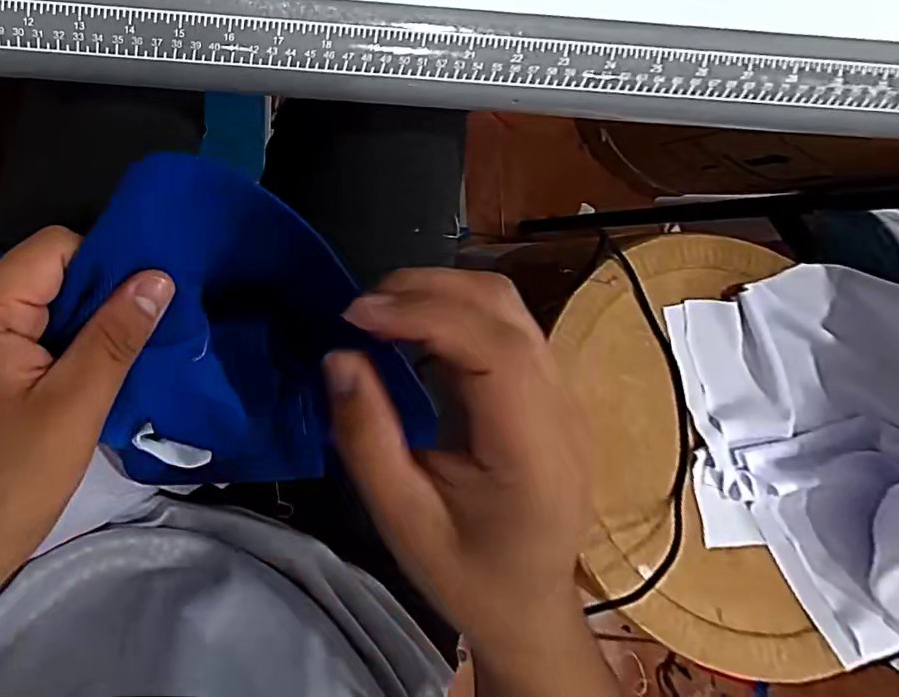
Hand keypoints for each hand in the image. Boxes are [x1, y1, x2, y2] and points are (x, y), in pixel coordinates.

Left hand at [0, 227, 173, 695]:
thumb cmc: (3, 488)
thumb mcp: (72, 409)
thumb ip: (115, 335)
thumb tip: (159, 275)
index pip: (56, 247)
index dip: (105, 264)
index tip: (144, 302)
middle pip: (47, 273)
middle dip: (97, 298)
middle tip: (138, 337)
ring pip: (40, 305)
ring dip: (81, 327)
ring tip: (117, 360)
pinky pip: (25, 335)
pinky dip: (60, 348)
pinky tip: (85, 378)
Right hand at [324, 269, 611, 696]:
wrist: (529, 609)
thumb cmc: (466, 572)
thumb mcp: (400, 518)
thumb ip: (365, 437)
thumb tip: (338, 356)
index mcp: (533, 451)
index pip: (493, 347)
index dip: (421, 313)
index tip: (356, 315)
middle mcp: (560, 407)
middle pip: (500, 306)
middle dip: (422, 289)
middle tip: (360, 312)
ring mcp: (560, 391)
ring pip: (502, 301)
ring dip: (435, 290)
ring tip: (380, 313)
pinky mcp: (545, 384)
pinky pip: (499, 319)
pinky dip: (448, 305)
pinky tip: (410, 327)